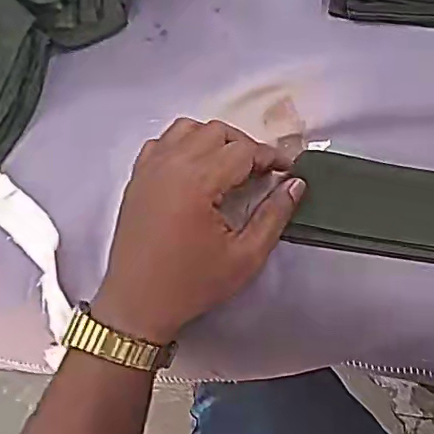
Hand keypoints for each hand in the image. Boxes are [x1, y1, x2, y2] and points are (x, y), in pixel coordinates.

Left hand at [91, 118, 304, 343]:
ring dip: (216, 140)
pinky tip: (198, 170)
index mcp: (196, 182)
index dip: (271, 158)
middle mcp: (169, 166)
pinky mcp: (137, 178)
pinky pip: (164, 142)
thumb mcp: (246, 256)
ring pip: (189, 129)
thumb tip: (295, 185)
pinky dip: (185, 145)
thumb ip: (274, 215)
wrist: (138, 304)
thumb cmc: (192, 284)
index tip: (288, 172)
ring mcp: (149, 169)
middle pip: (217, 132)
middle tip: (264, 173)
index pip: (243, 151)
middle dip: (246, 147)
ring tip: (232, 168)